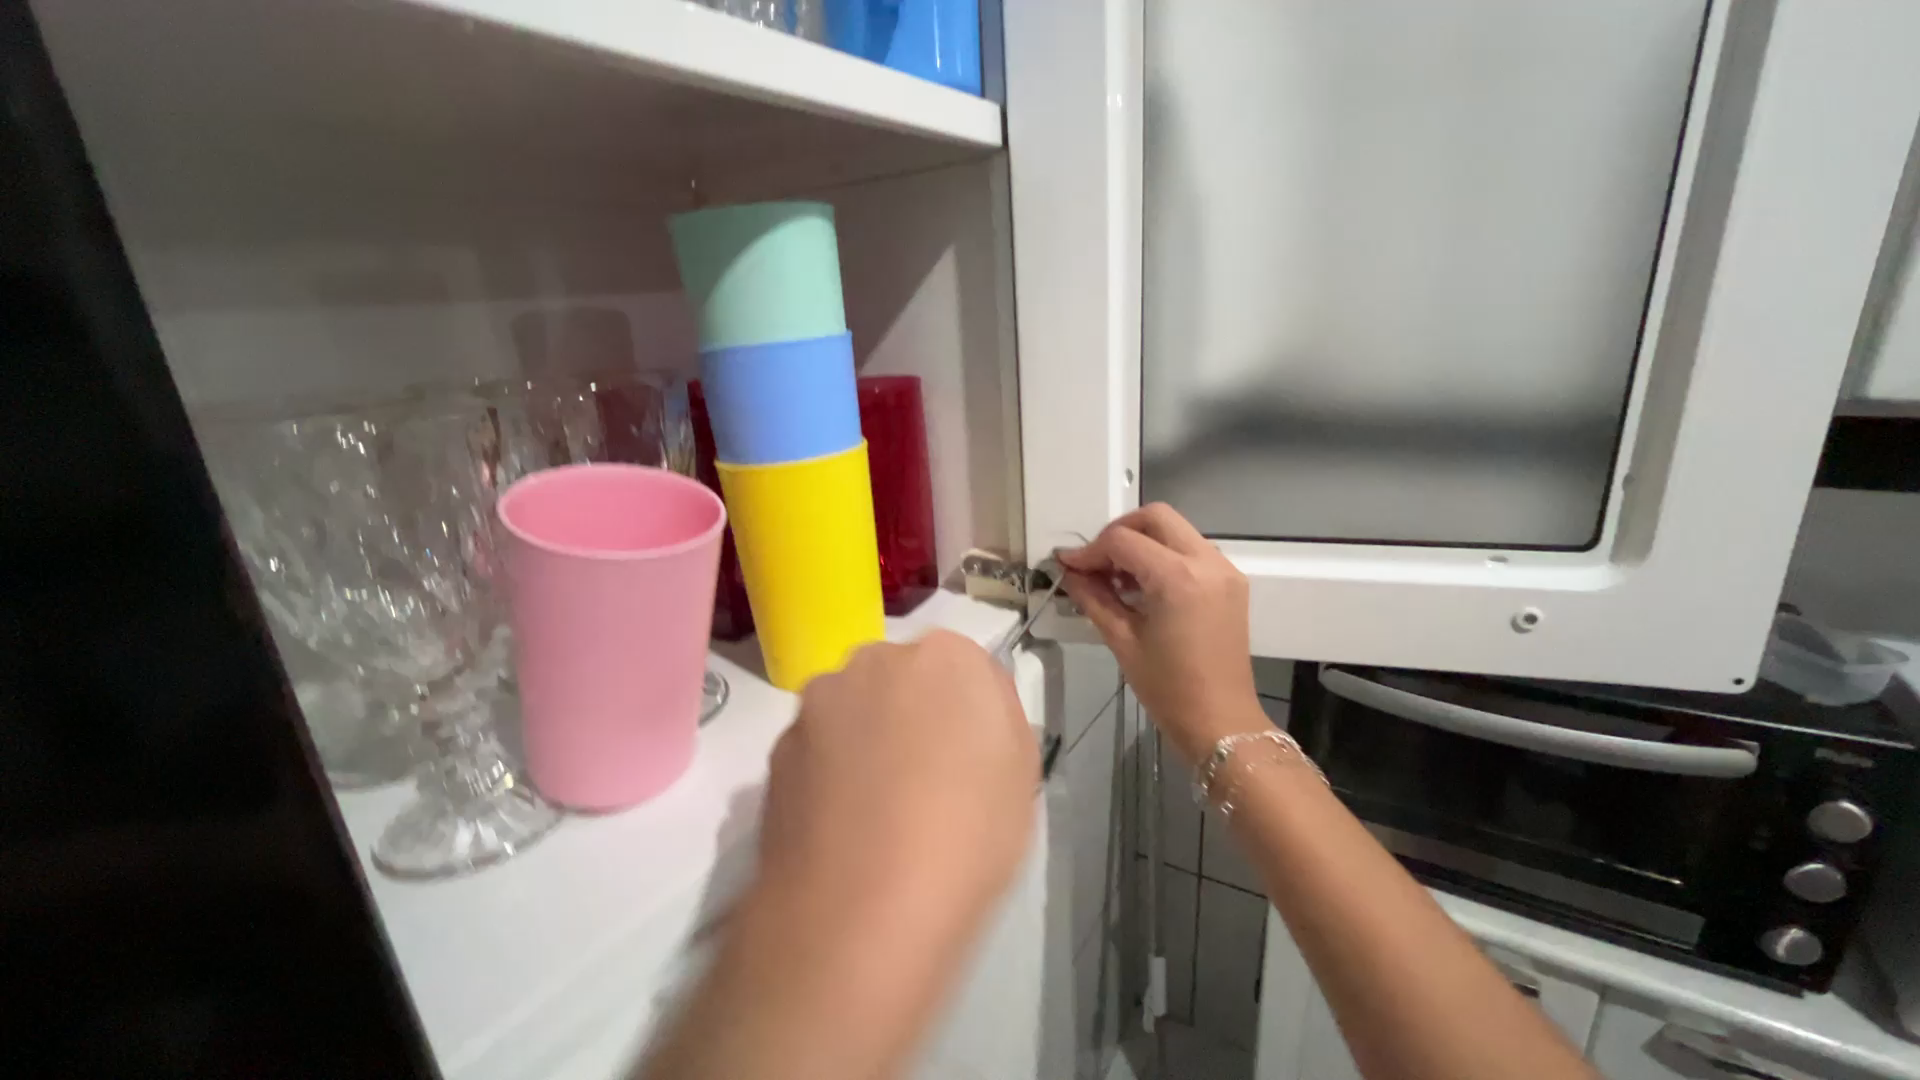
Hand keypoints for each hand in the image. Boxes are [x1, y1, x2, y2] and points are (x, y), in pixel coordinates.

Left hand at [754, 631, 1037, 939]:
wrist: (859, 912)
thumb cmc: (966, 838)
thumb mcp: (1021, 775)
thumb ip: (998, 719)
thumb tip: (970, 711)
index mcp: (947, 657)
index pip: (965, 669)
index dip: (969, 716)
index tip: (971, 761)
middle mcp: (876, 660)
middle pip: (903, 679)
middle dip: (913, 715)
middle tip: (927, 782)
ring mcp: (818, 701)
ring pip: (854, 710)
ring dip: (866, 740)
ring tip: (877, 813)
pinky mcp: (777, 747)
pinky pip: (818, 748)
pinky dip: (830, 773)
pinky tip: (842, 828)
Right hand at [1058, 503, 1267, 764]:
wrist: (1221, 721)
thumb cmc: (1168, 688)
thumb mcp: (1122, 640)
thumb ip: (1094, 597)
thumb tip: (1070, 572)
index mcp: (1178, 578)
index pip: (1123, 541)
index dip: (1090, 551)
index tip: (1068, 567)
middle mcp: (1207, 562)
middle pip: (1155, 517)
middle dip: (1120, 532)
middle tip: (1096, 562)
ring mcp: (1224, 570)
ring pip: (1177, 529)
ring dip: (1143, 542)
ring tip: (1117, 577)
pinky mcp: (1232, 582)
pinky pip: (1193, 550)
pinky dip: (1165, 555)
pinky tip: (1145, 586)